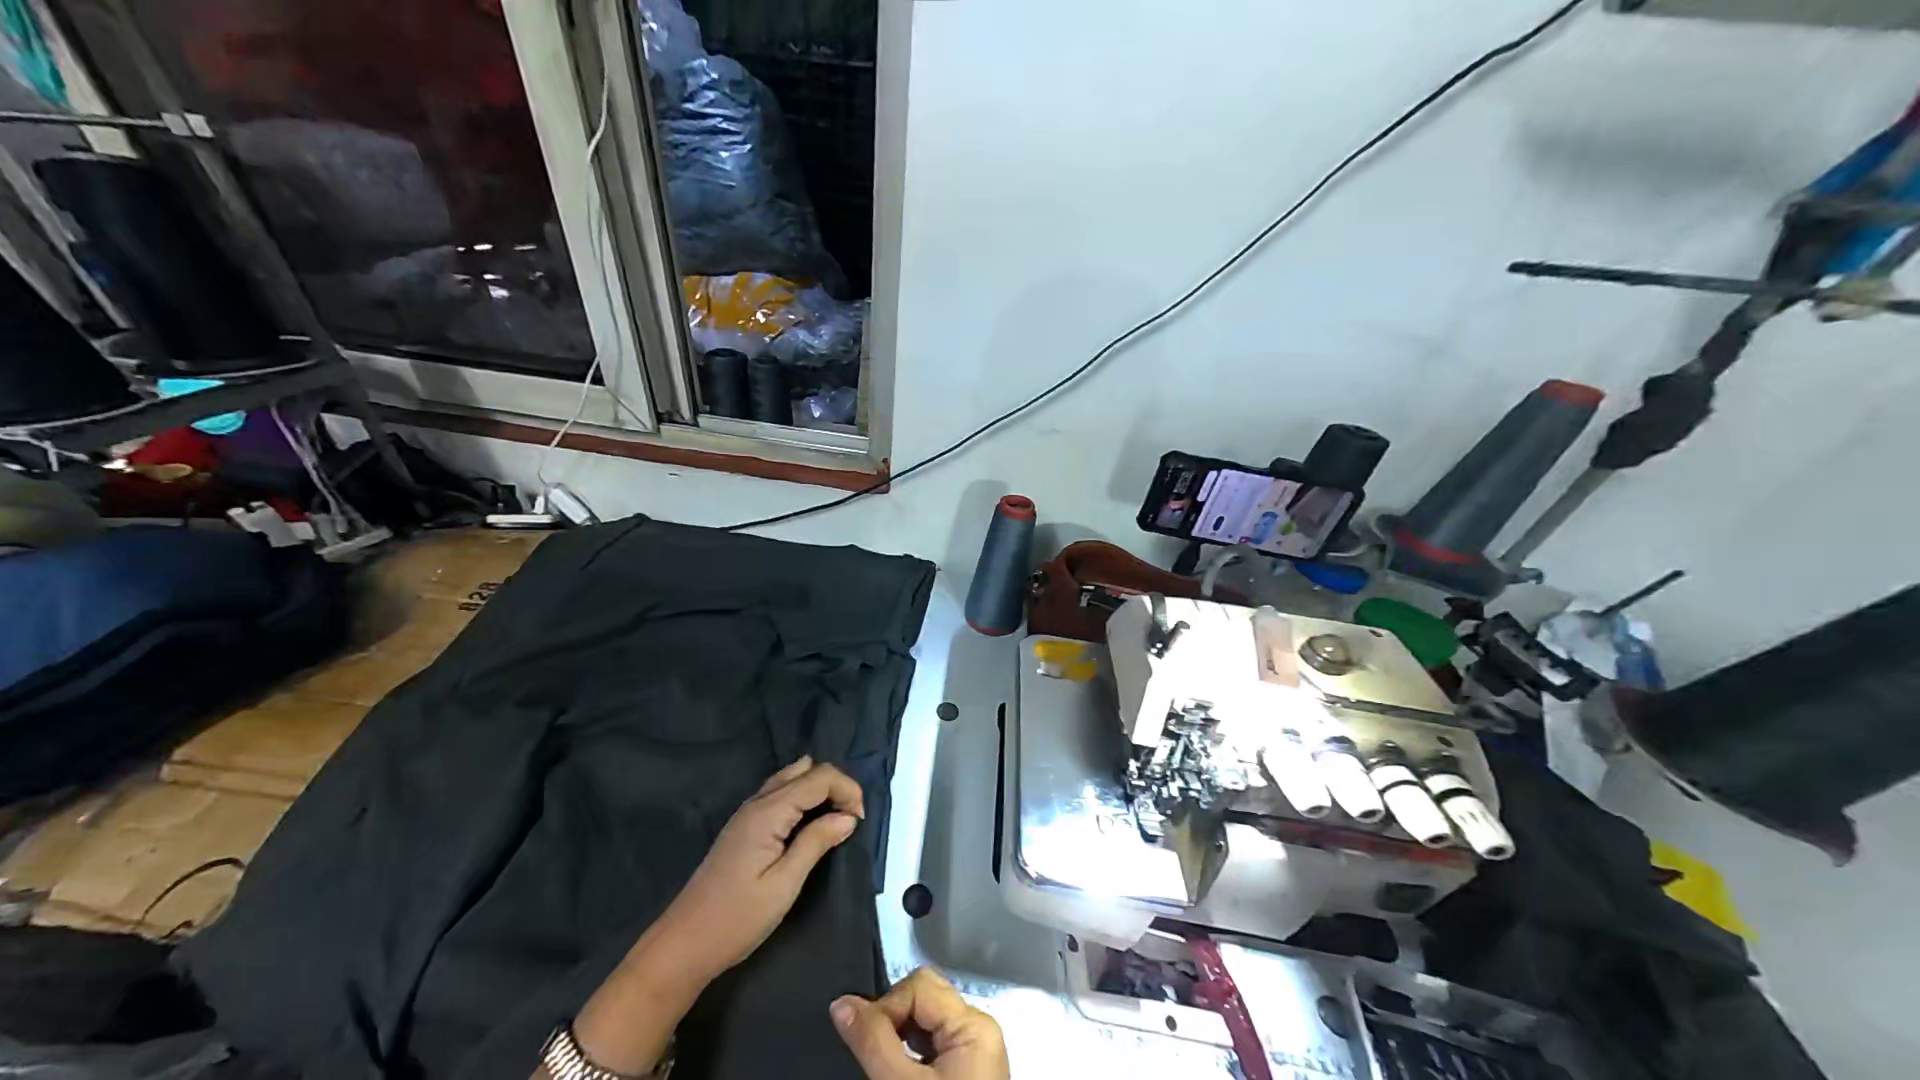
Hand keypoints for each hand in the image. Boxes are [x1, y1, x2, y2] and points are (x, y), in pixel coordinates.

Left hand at [563, 758, 863, 1076]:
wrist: (685, 943)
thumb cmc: (737, 918)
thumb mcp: (785, 884)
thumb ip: (816, 843)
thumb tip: (848, 817)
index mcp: (769, 812)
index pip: (819, 776)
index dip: (847, 790)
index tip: (859, 822)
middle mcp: (757, 802)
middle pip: (806, 770)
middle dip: (836, 786)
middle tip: (850, 820)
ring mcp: (747, 812)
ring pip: (791, 778)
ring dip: (819, 790)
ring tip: (835, 820)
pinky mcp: (744, 826)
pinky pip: (780, 793)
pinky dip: (802, 798)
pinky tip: (809, 823)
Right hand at [831, 968, 1009, 1079]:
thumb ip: (872, 1041)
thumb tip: (842, 1004)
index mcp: (974, 1025)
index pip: (918, 987)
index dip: (885, 1008)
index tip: (861, 1041)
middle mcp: (979, 1031)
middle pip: (925, 997)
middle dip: (892, 1019)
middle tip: (874, 1056)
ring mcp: (975, 1053)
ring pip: (927, 1021)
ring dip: (899, 1037)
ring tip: (885, 1068)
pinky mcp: (968, 1073)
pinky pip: (934, 1045)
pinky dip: (911, 1053)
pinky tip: (900, 1075)